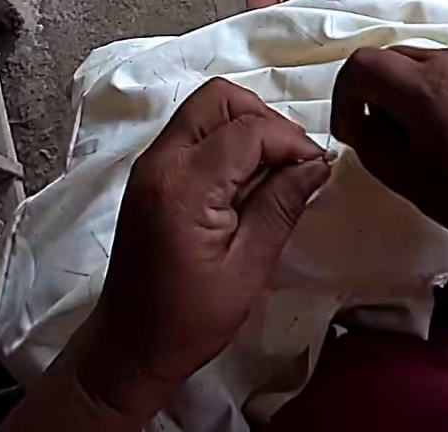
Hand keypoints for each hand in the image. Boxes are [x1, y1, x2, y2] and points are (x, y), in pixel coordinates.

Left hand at [66, 79, 330, 418]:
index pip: (248, 130)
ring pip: (209, 105)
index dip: (290, 140)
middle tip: (291, 157)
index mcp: (182, 187)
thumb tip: (318, 163)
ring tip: (274, 163)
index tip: (316, 164)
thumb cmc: (188, 319)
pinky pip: (198, 126)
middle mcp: (161, 161)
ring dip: (248, 122)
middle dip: (265, 117)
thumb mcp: (249, 268)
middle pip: (220, 98)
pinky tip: (249, 171)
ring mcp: (153, 161)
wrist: (128, 349)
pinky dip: (230, 134)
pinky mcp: (154, 168)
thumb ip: (282, 205)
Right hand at [329, 46, 447, 266]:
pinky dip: (433, 88)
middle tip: (384, 139)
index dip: (345, 95)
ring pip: (419, 61)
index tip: (353, 132)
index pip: (363, 64)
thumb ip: (375, 147)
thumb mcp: (418, 185)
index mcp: (429, 88)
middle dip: (374, 93)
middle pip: (390, 58)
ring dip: (404, 91)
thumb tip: (362, 123)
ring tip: (421, 137)